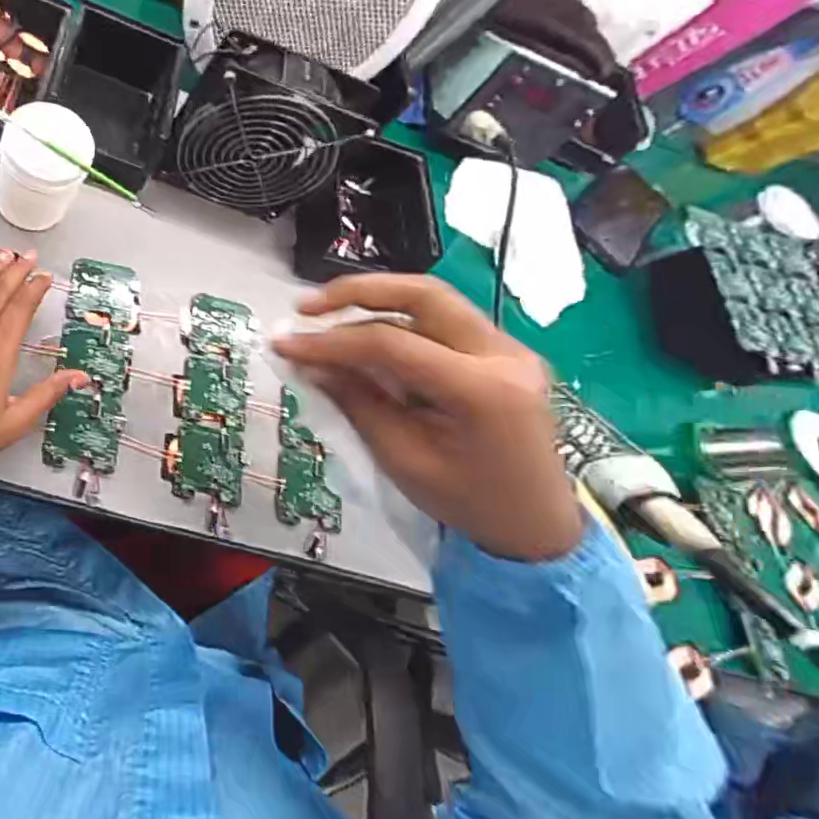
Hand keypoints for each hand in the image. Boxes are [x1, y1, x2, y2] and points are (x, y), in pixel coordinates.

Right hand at [272, 274, 580, 561]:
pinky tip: (357, 337)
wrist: (536, 526)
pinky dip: (391, 322)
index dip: (329, 341)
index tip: (283, 345)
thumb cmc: (468, 502)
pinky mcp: (497, 354)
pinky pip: (437, 322)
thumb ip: (356, 402)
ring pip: (430, 301)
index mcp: (483, 390)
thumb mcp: (402, 457)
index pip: (391, 343)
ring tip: (320, 316)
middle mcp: (502, 356)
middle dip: (356, 292)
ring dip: (371, 302)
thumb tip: (307, 364)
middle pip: (422, 294)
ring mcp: (505, 350)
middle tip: (305, 308)